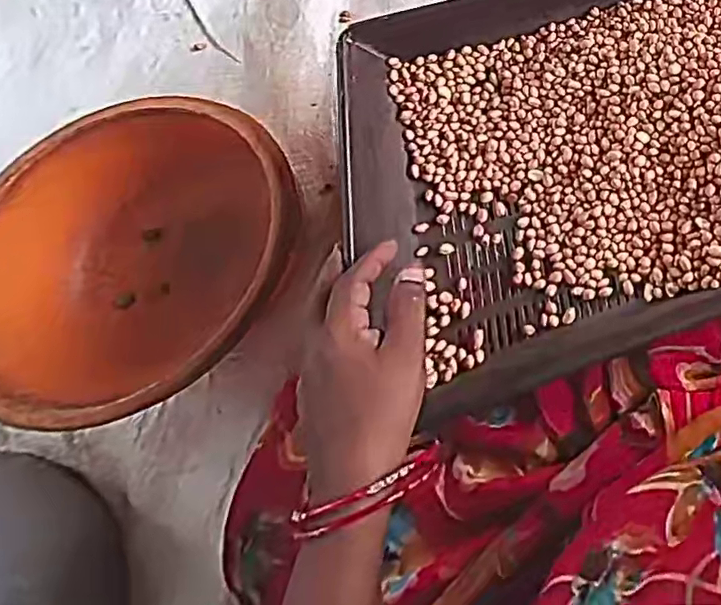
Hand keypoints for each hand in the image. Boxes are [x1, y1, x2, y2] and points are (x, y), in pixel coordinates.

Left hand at [295, 240, 425, 501]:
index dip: (371, 259)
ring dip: (342, 297)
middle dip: (345, 272)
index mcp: (335, 333)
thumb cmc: (383, 411)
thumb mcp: (407, 354)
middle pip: (322, 297)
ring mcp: (310, 371)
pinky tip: (361, 332)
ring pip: (321, 320)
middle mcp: (314, 347)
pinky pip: (325, 340)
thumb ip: (409, 308)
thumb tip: (410, 272)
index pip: (349, 282)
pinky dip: (342, 321)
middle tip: (369, 258)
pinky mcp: (315, 390)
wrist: (352, 476)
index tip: (391, 245)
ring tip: (367, 288)